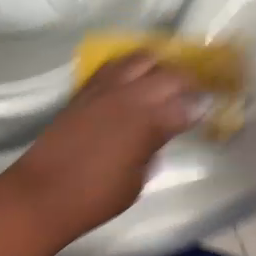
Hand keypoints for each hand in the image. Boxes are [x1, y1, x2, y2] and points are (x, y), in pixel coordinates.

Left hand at [4, 54, 199, 239]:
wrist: (44, 191)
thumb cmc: (95, 197)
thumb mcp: (137, 180)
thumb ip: (153, 147)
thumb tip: (160, 132)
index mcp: (148, 121)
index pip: (188, 104)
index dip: (203, 106)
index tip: (211, 107)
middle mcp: (129, 96)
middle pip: (169, 74)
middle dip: (187, 81)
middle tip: (195, 92)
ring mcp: (104, 87)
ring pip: (141, 58)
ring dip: (158, 66)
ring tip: (165, 79)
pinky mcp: (84, 89)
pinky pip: (114, 65)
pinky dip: (130, 66)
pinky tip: (135, 77)